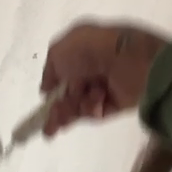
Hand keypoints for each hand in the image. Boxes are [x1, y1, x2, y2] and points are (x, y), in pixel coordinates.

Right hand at [40, 22, 167, 135]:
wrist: (126, 58)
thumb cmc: (90, 49)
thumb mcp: (58, 51)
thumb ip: (50, 70)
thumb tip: (47, 88)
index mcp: (83, 48)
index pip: (64, 72)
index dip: (53, 87)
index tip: (45, 101)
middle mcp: (94, 66)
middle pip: (71, 92)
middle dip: (58, 108)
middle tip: (48, 123)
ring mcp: (107, 85)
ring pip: (82, 104)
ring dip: (69, 112)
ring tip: (59, 122)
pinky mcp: (119, 102)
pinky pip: (99, 111)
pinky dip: (91, 110)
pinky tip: (92, 106)